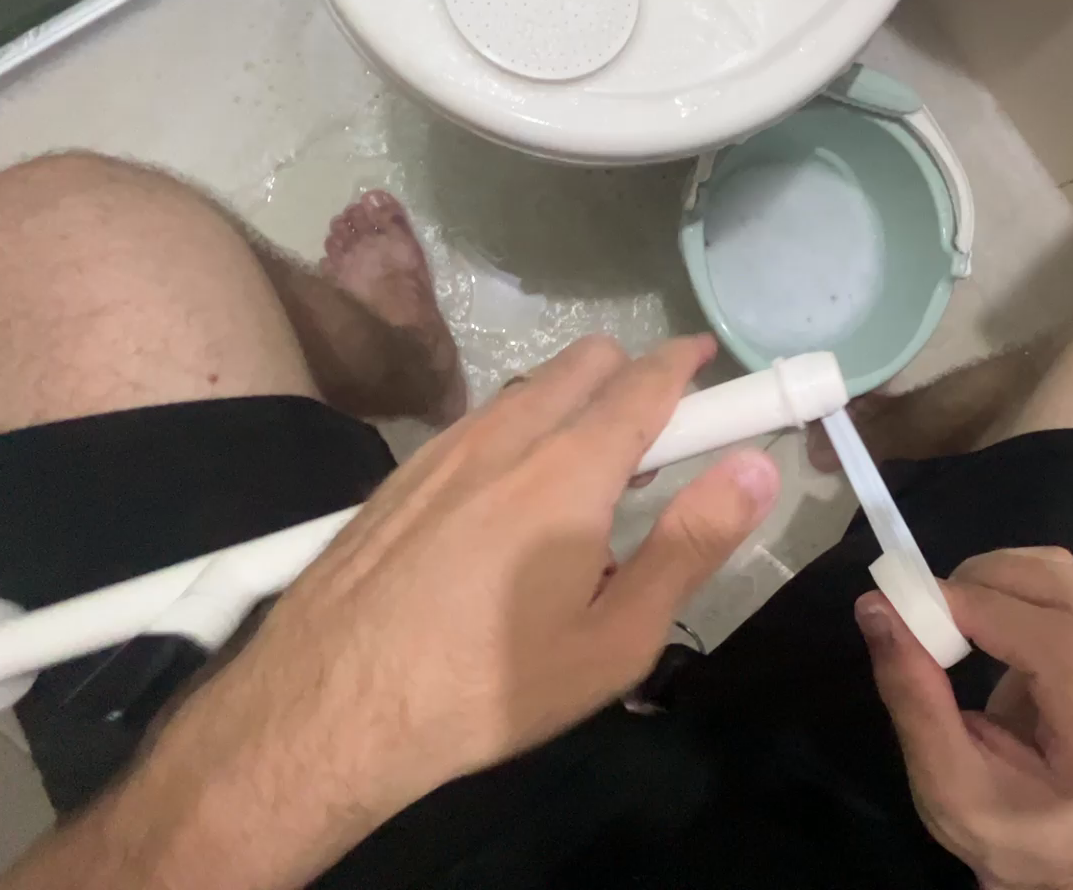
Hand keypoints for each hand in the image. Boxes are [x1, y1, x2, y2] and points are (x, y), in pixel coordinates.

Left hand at [128, 334, 779, 880]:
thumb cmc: (488, 685)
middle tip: (656, 435)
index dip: (686, 360)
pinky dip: (525, 426)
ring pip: (534, 387)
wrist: (316, 717)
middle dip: (633, 373)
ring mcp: (448, 447)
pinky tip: (511, 495)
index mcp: (572, 468)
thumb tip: (756, 468)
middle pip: (587, 360)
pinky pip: (486, 419)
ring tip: (587, 473)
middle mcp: (510, 435)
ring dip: (578, 400)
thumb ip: (693, 542)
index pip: (646, 381)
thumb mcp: (617, 637)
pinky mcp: (406, 471)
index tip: (708, 355)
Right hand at [856, 548, 1072, 889]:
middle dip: (997, 577)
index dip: (983, 607)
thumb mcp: (941, 782)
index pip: (1057, 645)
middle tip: (935, 599)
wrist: (1053, 855)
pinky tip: (988, 608)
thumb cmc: (1001, 831)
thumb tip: (876, 606)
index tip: (916, 601)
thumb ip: (911, 695)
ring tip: (959, 603)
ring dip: (1009, 572)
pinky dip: (1022, 579)